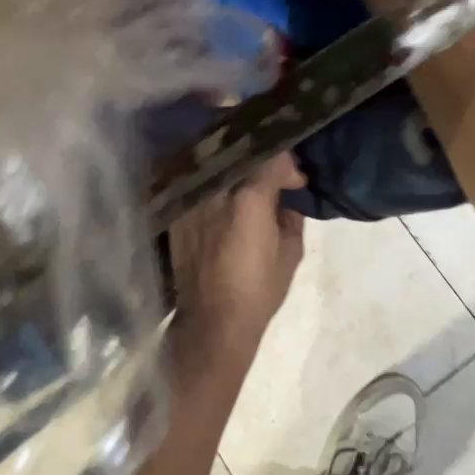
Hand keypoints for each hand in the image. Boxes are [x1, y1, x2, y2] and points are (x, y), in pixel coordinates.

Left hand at [169, 156, 307, 366]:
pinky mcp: (179, 211)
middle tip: (273, 177)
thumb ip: (291, 214)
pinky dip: (214, 183)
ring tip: (246, 181)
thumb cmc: (258, 290)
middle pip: (243, 154)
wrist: (212, 320)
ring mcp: (194, 198)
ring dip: (236, 168)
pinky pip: (199, 184)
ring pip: (218, 164)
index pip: (274, 158)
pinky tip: (222, 195)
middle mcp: (219, 189)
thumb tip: (288, 195)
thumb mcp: (291, 251)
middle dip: (262, 161)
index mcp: (250, 197)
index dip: (289, 166)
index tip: (296, 182)